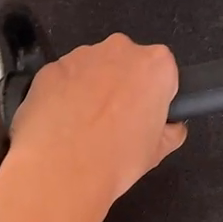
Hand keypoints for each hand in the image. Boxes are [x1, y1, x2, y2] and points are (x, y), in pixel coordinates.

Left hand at [6, 34, 186, 208]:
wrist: (61, 170)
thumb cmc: (114, 158)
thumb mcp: (159, 151)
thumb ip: (171, 131)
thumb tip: (171, 129)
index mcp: (155, 65)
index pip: (163, 73)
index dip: (155, 96)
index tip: (146, 115)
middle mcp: (120, 51)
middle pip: (128, 64)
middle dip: (124, 87)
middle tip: (118, 124)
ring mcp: (82, 56)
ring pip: (94, 69)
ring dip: (93, 90)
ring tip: (87, 128)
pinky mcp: (51, 68)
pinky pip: (64, 79)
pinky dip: (65, 96)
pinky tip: (65, 125)